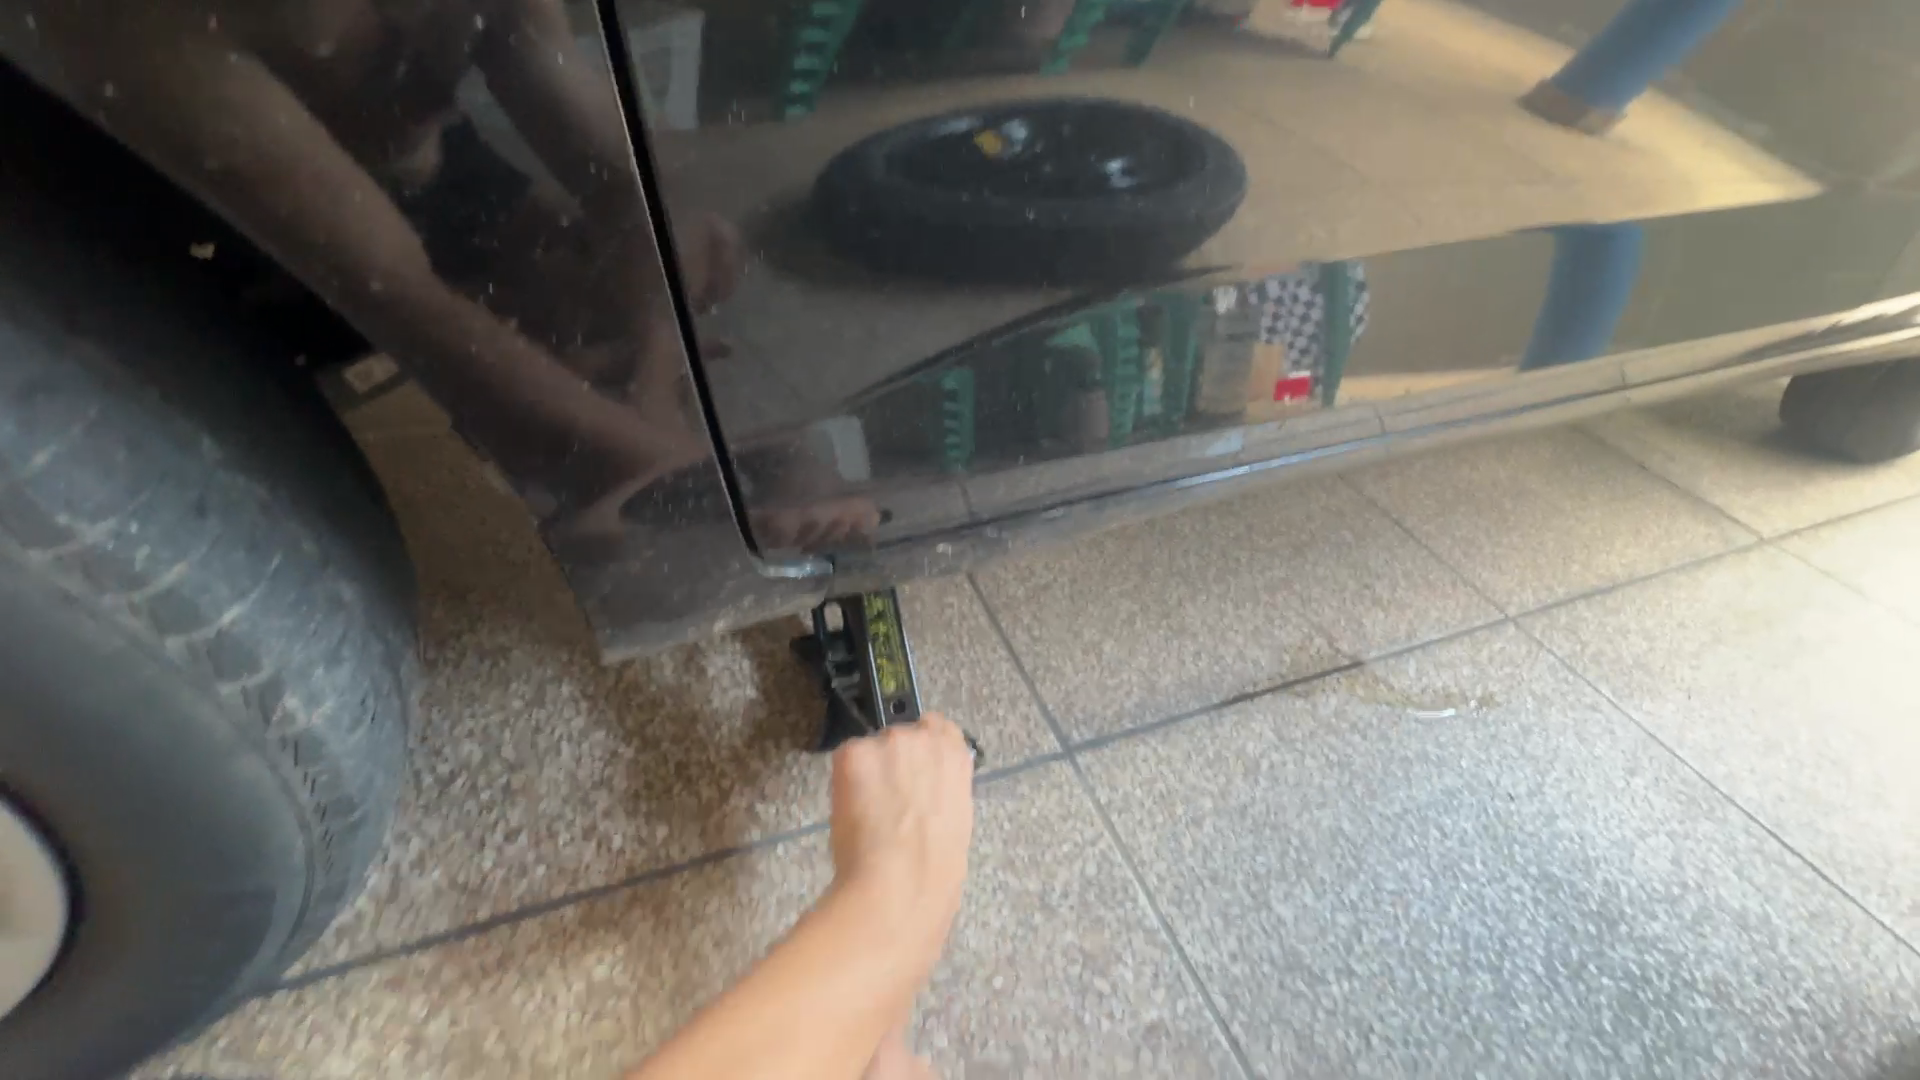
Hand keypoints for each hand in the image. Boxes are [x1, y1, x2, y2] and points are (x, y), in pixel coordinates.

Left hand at [829, 713, 976, 933]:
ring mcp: (886, 742)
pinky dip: (844, 782)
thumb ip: (942, 788)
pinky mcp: (853, 752)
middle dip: (891, 761)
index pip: (936, 726)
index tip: (912, 768)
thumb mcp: (957, 817)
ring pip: (870, 749)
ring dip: (867, 770)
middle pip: (899, 737)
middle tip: (886, 798)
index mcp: (954, 754)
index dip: (920, 748)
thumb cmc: (936, 867)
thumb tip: (924, 789)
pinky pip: (846, 760)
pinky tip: (851, 812)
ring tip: (866, 811)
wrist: (900, 883)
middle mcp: (923, 737)